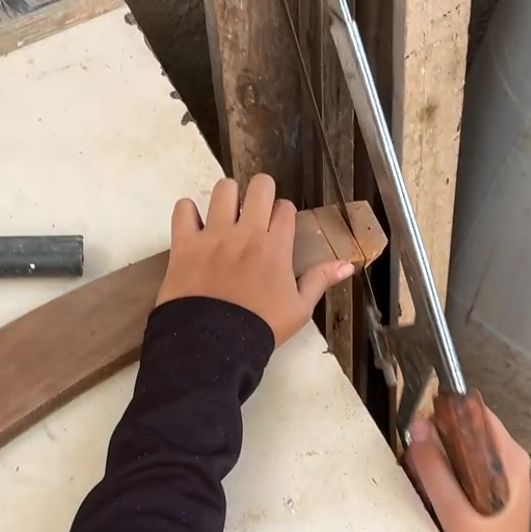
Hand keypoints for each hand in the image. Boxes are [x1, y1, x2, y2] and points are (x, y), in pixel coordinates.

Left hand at [157, 174, 352, 345]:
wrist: (215, 343)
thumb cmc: (261, 327)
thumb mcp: (299, 309)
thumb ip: (320, 280)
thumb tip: (347, 264)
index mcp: (276, 246)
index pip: (285, 208)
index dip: (283, 214)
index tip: (278, 226)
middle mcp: (246, 233)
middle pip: (259, 187)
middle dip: (261, 192)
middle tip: (255, 207)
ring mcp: (213, 235)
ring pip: (222, 190)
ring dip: (227, 197)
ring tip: (226, 212)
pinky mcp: (184, 243)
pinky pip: (183, 209)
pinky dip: (188, 211)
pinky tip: (194, 223)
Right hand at [406, 404, 530, 531]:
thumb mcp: (453, 510)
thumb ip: (434, 469)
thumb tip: (418, 425)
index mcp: (510, 456)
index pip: (477, 412)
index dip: (447, 413)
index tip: (422, 427)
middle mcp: (510, 457)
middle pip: (467, 428)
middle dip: (438, 438)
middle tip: (418, 460)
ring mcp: (503, 471)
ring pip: (463, 446)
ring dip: (439, 456)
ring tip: (424, 479)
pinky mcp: (494, 485)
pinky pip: (464, 463)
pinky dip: (446, 469)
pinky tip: (434, 490)